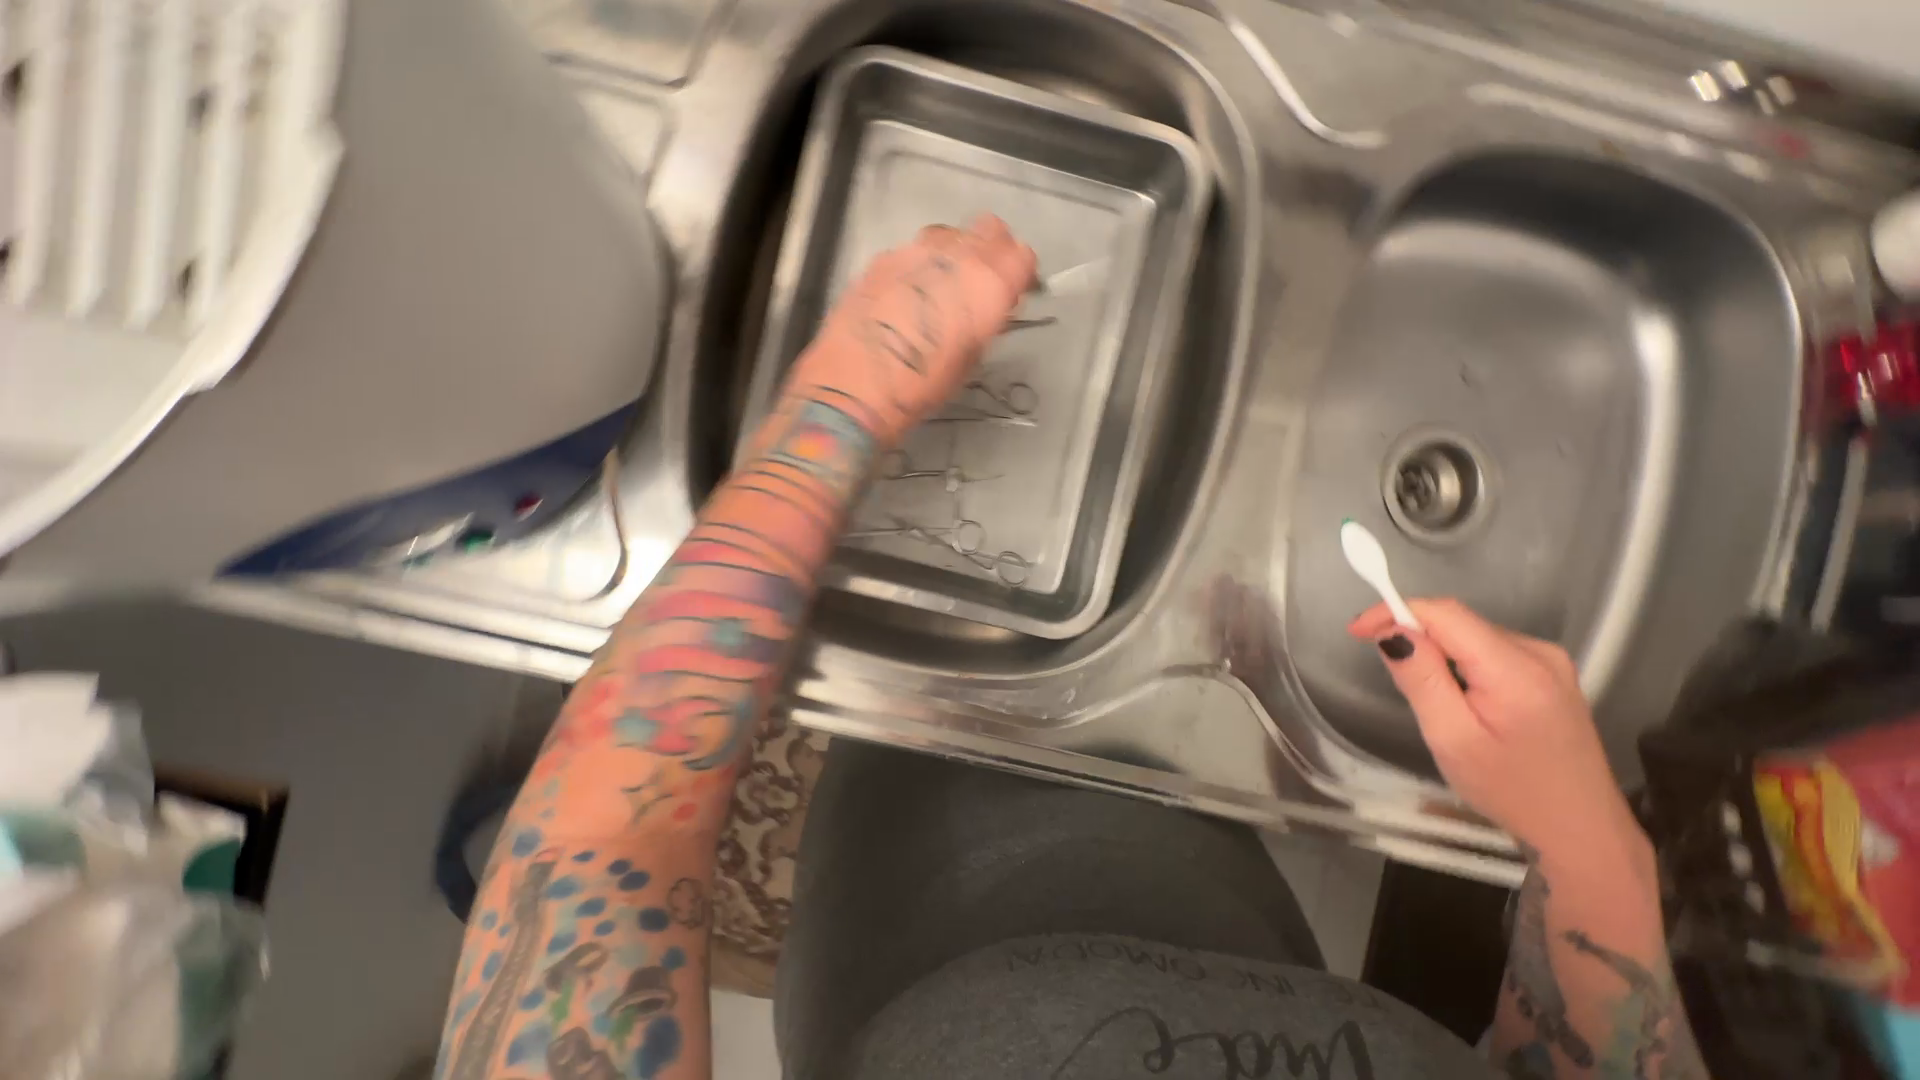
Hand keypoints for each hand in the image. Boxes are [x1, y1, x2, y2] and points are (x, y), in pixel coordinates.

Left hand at [788, 215, 1036, 444]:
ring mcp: (918, 252)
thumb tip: (991, 305)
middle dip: (991, 250)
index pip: (1023, 256)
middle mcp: (958, 259)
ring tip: (941, 284)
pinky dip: (918, 264)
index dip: (1019, 272)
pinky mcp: (884, 257)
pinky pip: (913, 250)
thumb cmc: (922, 385)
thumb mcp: (971, 358)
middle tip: (980, 279)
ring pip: (950, 234)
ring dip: (953, 252)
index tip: (1013, 288)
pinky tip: (906, 293)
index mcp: (990, 287)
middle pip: (990, 231)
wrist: (857, 384)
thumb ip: (987, 320)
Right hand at [1348, 598, 1642, 862]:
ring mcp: (1550, 661)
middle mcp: (1538, 652)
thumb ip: (1422, 680)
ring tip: (1419, 687)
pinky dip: (1459, 659)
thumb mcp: (1453, 739)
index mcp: (1515, 668)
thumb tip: (1392, 632)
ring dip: (1436, 647)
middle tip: (1380, 663)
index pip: (1445, 613)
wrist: (1581, 830)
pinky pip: (1490, 649)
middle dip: (1413, 632)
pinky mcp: (1551, 674)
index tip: (1356, 632)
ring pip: (1473, 634)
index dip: (1395, 612)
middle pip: (1460, 622)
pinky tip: (1454, 693)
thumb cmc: (1510, 791)